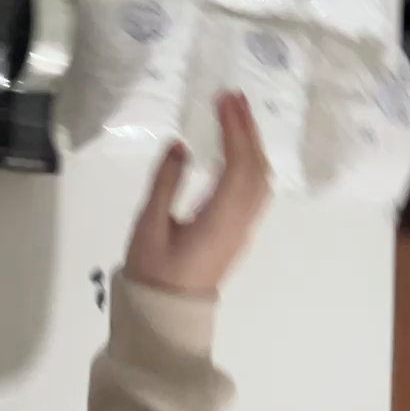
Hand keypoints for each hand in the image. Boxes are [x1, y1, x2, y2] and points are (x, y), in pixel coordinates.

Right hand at [125, 92, 270, 297]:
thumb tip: (181, 144)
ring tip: (236, 114)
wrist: (164, 313)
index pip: (238, 167)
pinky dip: (249, 161)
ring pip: (259, 181)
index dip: (235, 130)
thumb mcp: (149, 224)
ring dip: (251, 144)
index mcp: (220, 220)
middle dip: (248, 130)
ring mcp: (241, 228)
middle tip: (232, 97)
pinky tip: (234, 148)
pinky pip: (253, 190)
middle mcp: (240, 222)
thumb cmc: (152, 270)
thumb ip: (165, 183)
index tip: (223, 100)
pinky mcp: (236, 231)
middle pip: (256, 170)